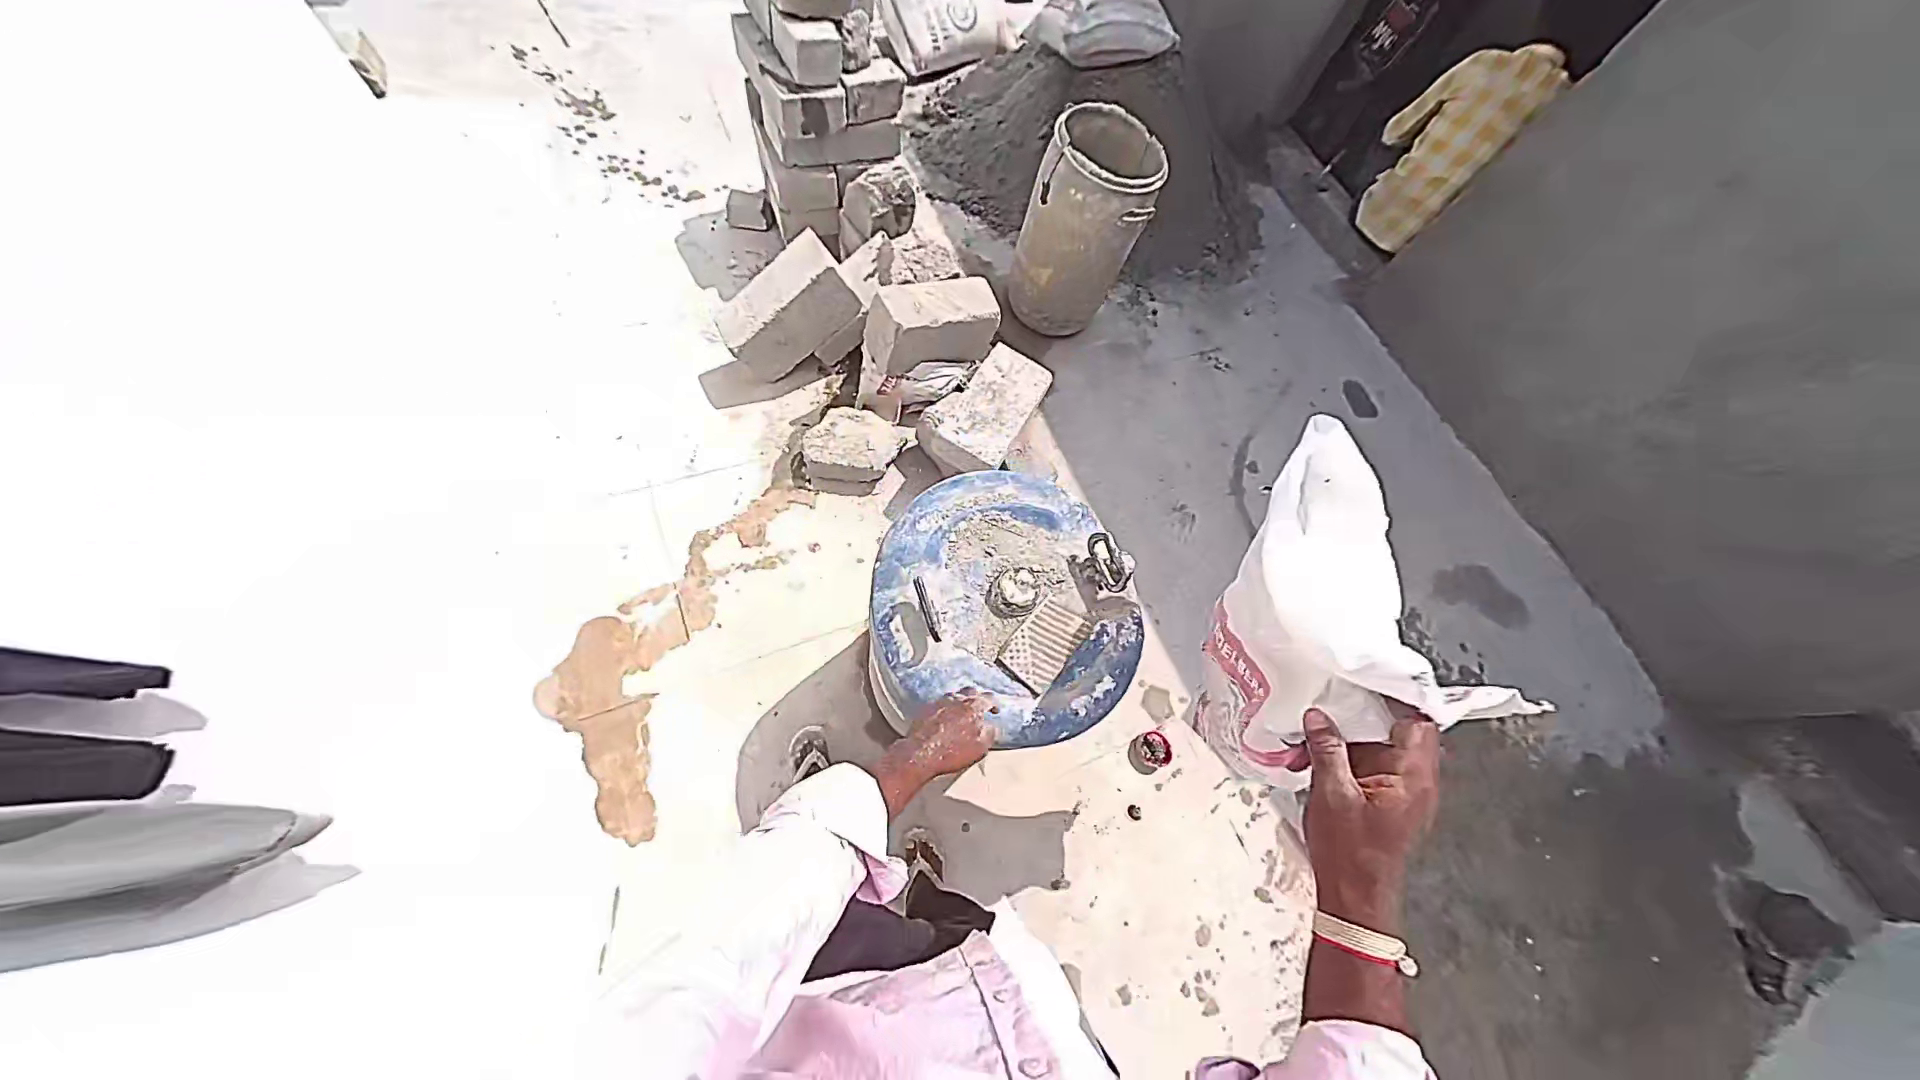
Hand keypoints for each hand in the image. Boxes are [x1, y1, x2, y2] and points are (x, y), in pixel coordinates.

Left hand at [874, 691, 998, 817]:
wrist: (920, 754)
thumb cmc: (951, 752)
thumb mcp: (981, 747)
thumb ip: (990, 733)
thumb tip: (992, 727)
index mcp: (973, 706)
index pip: (989, 698)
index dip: (994, 703)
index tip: (995, 710)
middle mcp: (956, 699)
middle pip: (971, 692)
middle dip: (977, 698)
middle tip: (980, 708)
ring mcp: (940, 702)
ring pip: (955, 696)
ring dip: (961, 703)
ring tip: (962, 713)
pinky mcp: (926, 708)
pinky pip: (940, 704)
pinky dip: (946, 709)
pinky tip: (946, 719)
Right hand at [1301, 706, 1439, 931]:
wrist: (1353, 897)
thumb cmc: (1350, 852)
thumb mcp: (1332, 794)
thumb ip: (1327, 750)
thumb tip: (1318, 716)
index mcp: (1413, 777)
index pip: (1417, 723)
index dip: (1396, 696)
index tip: (1368, 675)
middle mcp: (1412, 781)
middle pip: (1392, 730)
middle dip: (1357, 713)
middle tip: (1327, 693)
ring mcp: (1396, 790)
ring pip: (1373, 746)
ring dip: (1341, 736)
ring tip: (1308, 729)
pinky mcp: (1379, 798)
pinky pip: (1362, 763)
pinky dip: (1338, 755)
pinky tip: (1308, 753)